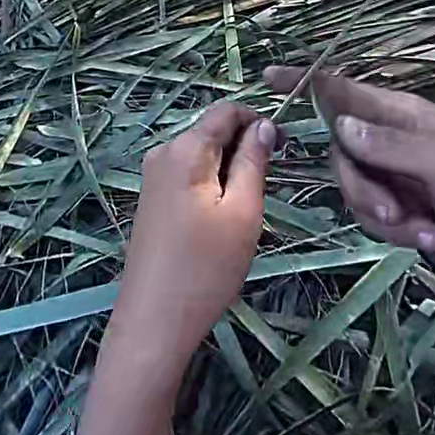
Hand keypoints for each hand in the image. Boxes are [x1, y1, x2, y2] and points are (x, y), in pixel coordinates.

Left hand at [108, 102, 274, 366]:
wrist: (153, 323)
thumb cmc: (206, 268)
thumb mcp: (243, 211)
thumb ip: (253, 161)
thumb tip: (264, 125)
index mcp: (185, 148)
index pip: (226, 111)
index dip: (258, 120)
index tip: (283, 147)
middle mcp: (164, 151)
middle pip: (213, 130)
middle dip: (244, 146)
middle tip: (266, 186)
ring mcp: (153, 175)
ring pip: (202, 153)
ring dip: (229, 167)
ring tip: (245, 207)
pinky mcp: (151, 197)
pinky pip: (188, 172)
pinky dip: (211, 182)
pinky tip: (220, 217)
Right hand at [265, 65, 434, 278]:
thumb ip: (388, 146)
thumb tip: (339, 125)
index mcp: (403, 114)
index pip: (344, 90)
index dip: (307, 81)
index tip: (269, 77)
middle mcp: (394, 140)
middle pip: (343, 155)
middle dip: (362, 189)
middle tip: (393, 212)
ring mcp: (399, 175)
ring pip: (358, 191)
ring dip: (385, 217)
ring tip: (426, 231)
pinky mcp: (406, 207)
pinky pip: (378, 218)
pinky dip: (401, 233)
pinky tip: (434, 239)